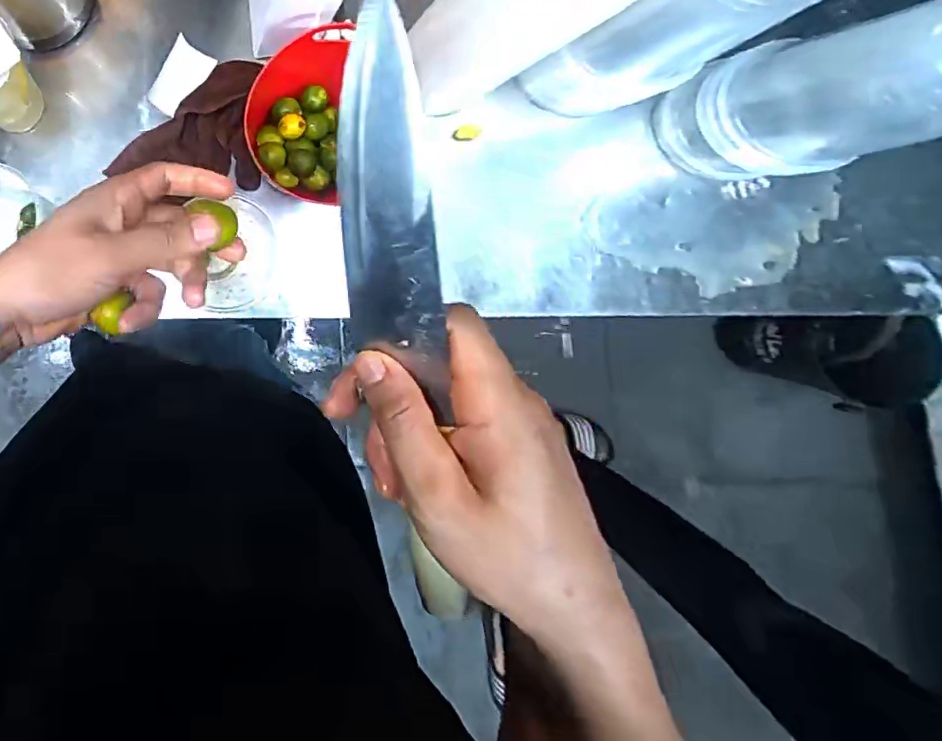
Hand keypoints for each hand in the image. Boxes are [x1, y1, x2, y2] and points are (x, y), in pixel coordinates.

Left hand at [0, 162, 248, 345]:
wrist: (9, 313)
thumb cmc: (55, 269)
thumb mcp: (113, 254)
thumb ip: (165, 241)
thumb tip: (214, 226)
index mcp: (117, 200)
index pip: (164, 177)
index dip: (198, 181)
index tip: (230, 194)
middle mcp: (121, 221)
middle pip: (174, 223)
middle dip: (202, 242)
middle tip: (236, 256)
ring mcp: (117, 254)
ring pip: (164, 260)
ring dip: (178, 281)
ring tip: (195, 301)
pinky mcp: (112, 283)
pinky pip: (144, 289)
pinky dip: (142, 306)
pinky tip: (128, 322)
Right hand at [321, 305, 627, 640]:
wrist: (578, 619)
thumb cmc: (508, 559)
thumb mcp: (437, 495)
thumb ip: (402, 421)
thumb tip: (369, 359)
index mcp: (500, 400)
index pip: (453, 322)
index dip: (403, 333)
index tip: (364, 378)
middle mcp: (513, 397)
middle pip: (436, 361)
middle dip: (390, 395)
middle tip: (365, 449)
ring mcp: (517, 420)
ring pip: (442, 393)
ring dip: (405, 427)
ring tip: (396, 485)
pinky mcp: (517, 442)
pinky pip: (460, 418)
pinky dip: (429, 441)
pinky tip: (419, 485)